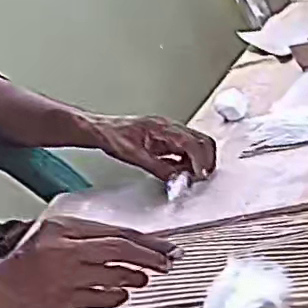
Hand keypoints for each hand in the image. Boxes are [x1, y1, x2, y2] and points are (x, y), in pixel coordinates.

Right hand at [0, 216, 174, 307]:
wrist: (1, 289)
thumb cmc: (36, 259)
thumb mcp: (62, 234)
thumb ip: (98, 236)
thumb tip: (145, 243)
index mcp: (63, 229)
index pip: (117, 233)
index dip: (149, 242)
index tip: (169, 248)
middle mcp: (63, 251)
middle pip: (119, 250)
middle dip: (150, 258)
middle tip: (166, 264)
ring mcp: (64, 277)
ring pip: (116, 276)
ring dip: (136, 278)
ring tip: (140, 277)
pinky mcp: (65, 300)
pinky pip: (106, 298)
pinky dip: (119, 296)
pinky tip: (120, 293)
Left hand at [82, 113, 216, 181]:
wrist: (101, 130)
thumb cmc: (113, 137)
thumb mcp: (134, 156)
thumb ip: (158, 169)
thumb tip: (176, 179)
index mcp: (163, 128)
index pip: (193, 143)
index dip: (201, 160)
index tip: (200, 175)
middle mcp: (172, 128)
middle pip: (204, 142)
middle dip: (207, 161)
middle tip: (201, 176)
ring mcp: (173, 132)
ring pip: (200, 146)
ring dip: (199, 162)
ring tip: (188, 174)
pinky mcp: (172, 139)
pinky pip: (190, 150)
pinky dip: (191, 161)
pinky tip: (180, 169)